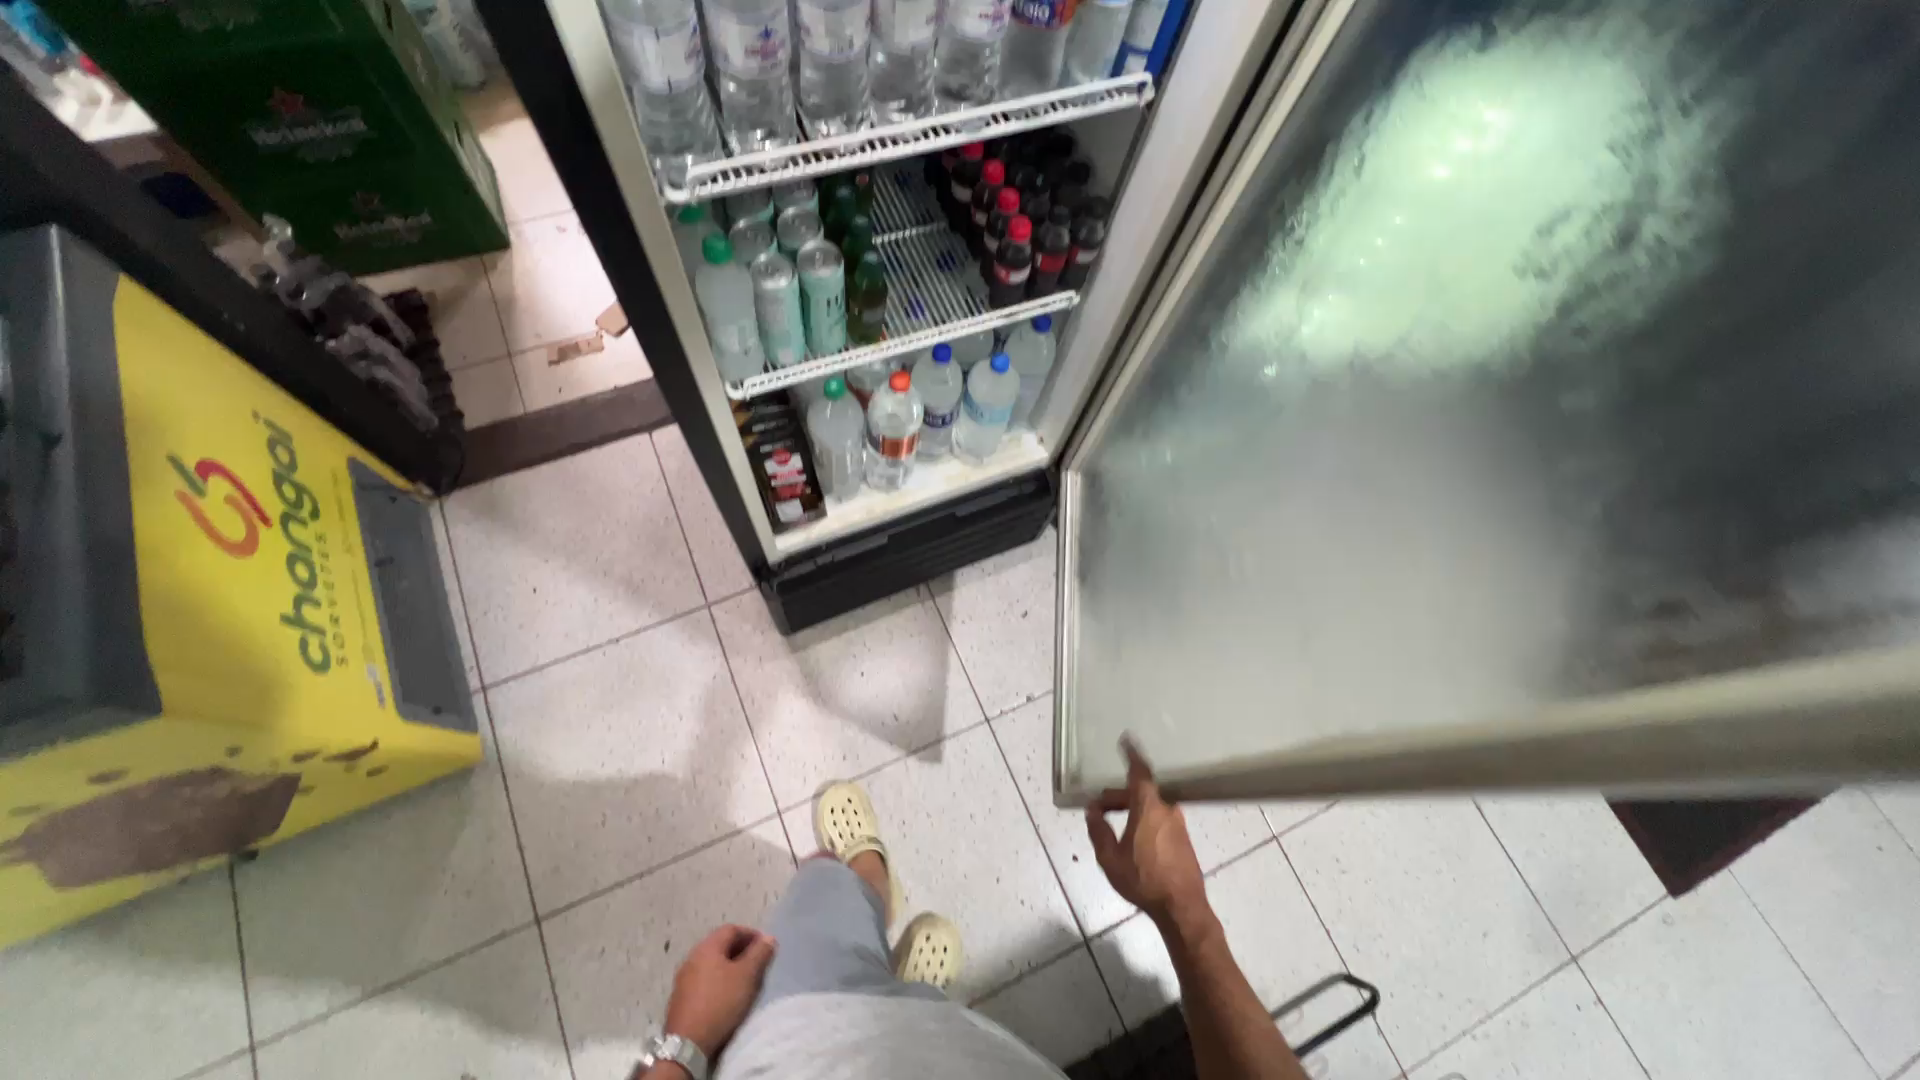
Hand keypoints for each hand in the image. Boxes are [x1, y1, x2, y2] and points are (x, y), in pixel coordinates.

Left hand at [662, 924, 776, 1057]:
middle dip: (741, 950)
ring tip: (744, 980)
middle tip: (757, 962)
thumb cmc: (721, 1002)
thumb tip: (769, 938)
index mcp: (707, 947)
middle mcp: (692, 957)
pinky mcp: (680, 998)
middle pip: (720, 945)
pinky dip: (717, 980)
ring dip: (729, 966)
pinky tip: (725, 995)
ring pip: (711, 963)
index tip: (765, 947)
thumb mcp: (747, 976)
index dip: (751, 934)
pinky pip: (703, 980)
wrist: (687, 1042)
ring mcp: (683, 979)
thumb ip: (759, 954)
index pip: (731, 929)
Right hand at [1085, 739, 1210, 933]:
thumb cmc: (1142, 879)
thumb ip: (1098, 830)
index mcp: (1148, 807)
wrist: (1181, 907)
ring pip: (1150, 807)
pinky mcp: (1183, 840)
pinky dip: (1143, 820)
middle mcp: (1166, 810)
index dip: (1131, 755)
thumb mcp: (1109, 857)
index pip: (1139, 772)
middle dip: (1119, 796)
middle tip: (1100, 806)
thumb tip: (1092, 811)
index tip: (1126, 740)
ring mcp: (1178, 825)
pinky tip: (1132, 839)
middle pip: (1140, 792)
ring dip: (1131, 809)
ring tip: (1113, 824)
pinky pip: (1159, 819)